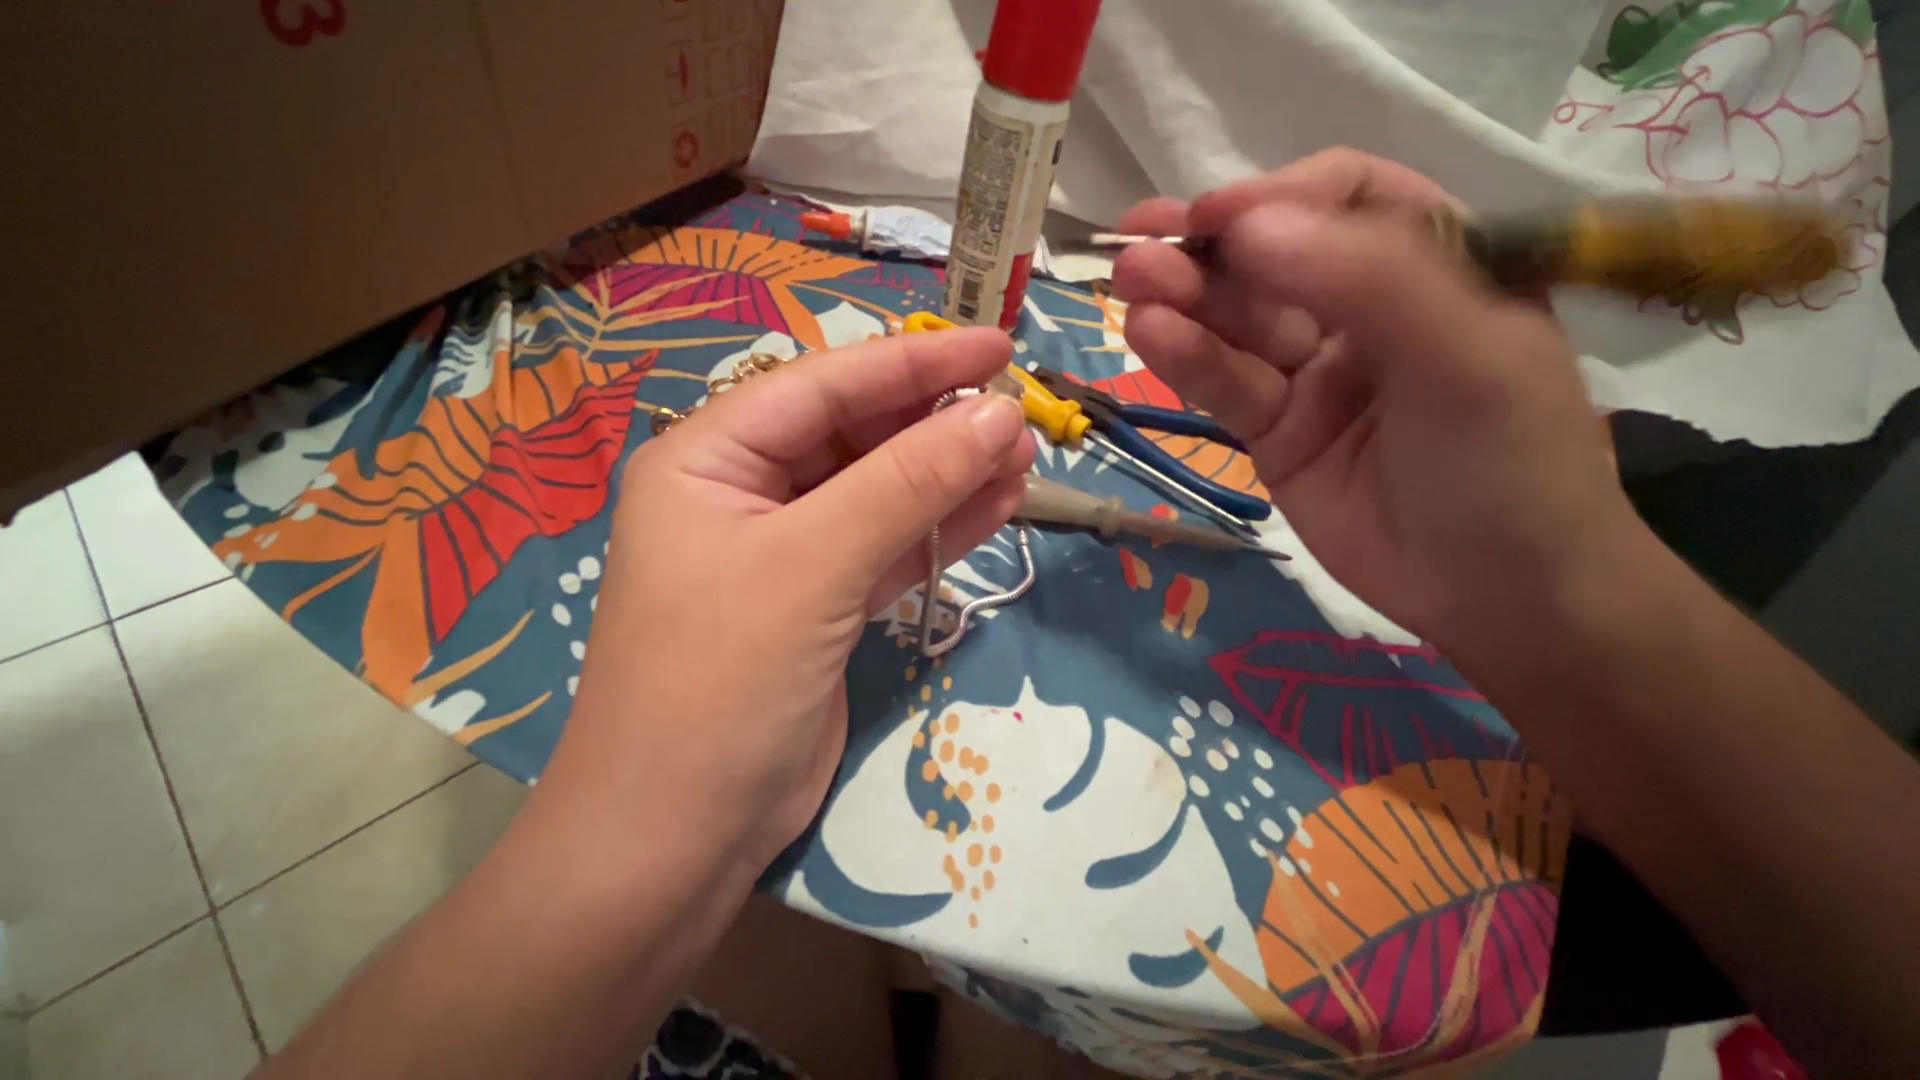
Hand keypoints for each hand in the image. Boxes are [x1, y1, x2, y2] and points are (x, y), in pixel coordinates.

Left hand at [537, 329, 1033, 874]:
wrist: (676, 836)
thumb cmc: (719, 681)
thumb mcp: (813, 566)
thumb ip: (908, 484)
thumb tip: (999, 413)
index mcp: (709, 459)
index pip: (824, 387)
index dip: (915, 362)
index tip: (999, 346)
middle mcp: (743, 495)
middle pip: (856, 437)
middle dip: (937, 426)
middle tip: (1021, 419)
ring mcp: (785, 555)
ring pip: (881, 495)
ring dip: (950, 477)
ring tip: (1024, 461)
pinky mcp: (820, 606)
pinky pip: (889, 550)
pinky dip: (941, 531)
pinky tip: (999, 508)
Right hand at [1111, 149, 1638, 644]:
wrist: (1498, 597)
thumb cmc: (1509, 464)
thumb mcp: (1466, 357)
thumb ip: (1370, 279)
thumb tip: (1249, 226)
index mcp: (1437, 264)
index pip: (1349, 199)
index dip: (1280, 198)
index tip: (1216, 219)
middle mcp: (1368, 309)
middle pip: (1275, 259)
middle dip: (1208, 250)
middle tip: (1136, 246)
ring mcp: (1315, 373)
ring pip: (1238, 322)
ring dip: (1183, 299)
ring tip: (1129, 284)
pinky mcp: (1274, 432)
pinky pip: (1226, 385)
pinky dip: (1186, 359)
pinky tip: (1148, 335)